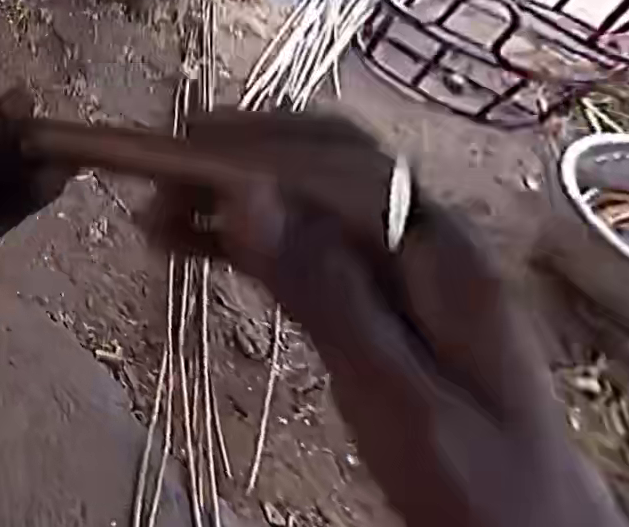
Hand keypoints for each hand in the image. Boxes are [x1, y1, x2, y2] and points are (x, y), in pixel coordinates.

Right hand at [150, 112, 623, 526]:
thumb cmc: (476, 481)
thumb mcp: (397, 394)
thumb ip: (322, 292)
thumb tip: (243, 195)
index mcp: (439, 254)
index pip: (339, 162)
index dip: (252, 146)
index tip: (176, 156)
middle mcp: (410, 242)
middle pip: (311, 164)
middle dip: (228, 158)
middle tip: (156, 172)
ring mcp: (381, 265)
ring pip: (287, 198)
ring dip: (216, 196)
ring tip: (152, 212)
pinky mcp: (353, 289)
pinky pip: (281, 240)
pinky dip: (225, 233)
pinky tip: (178, 241)